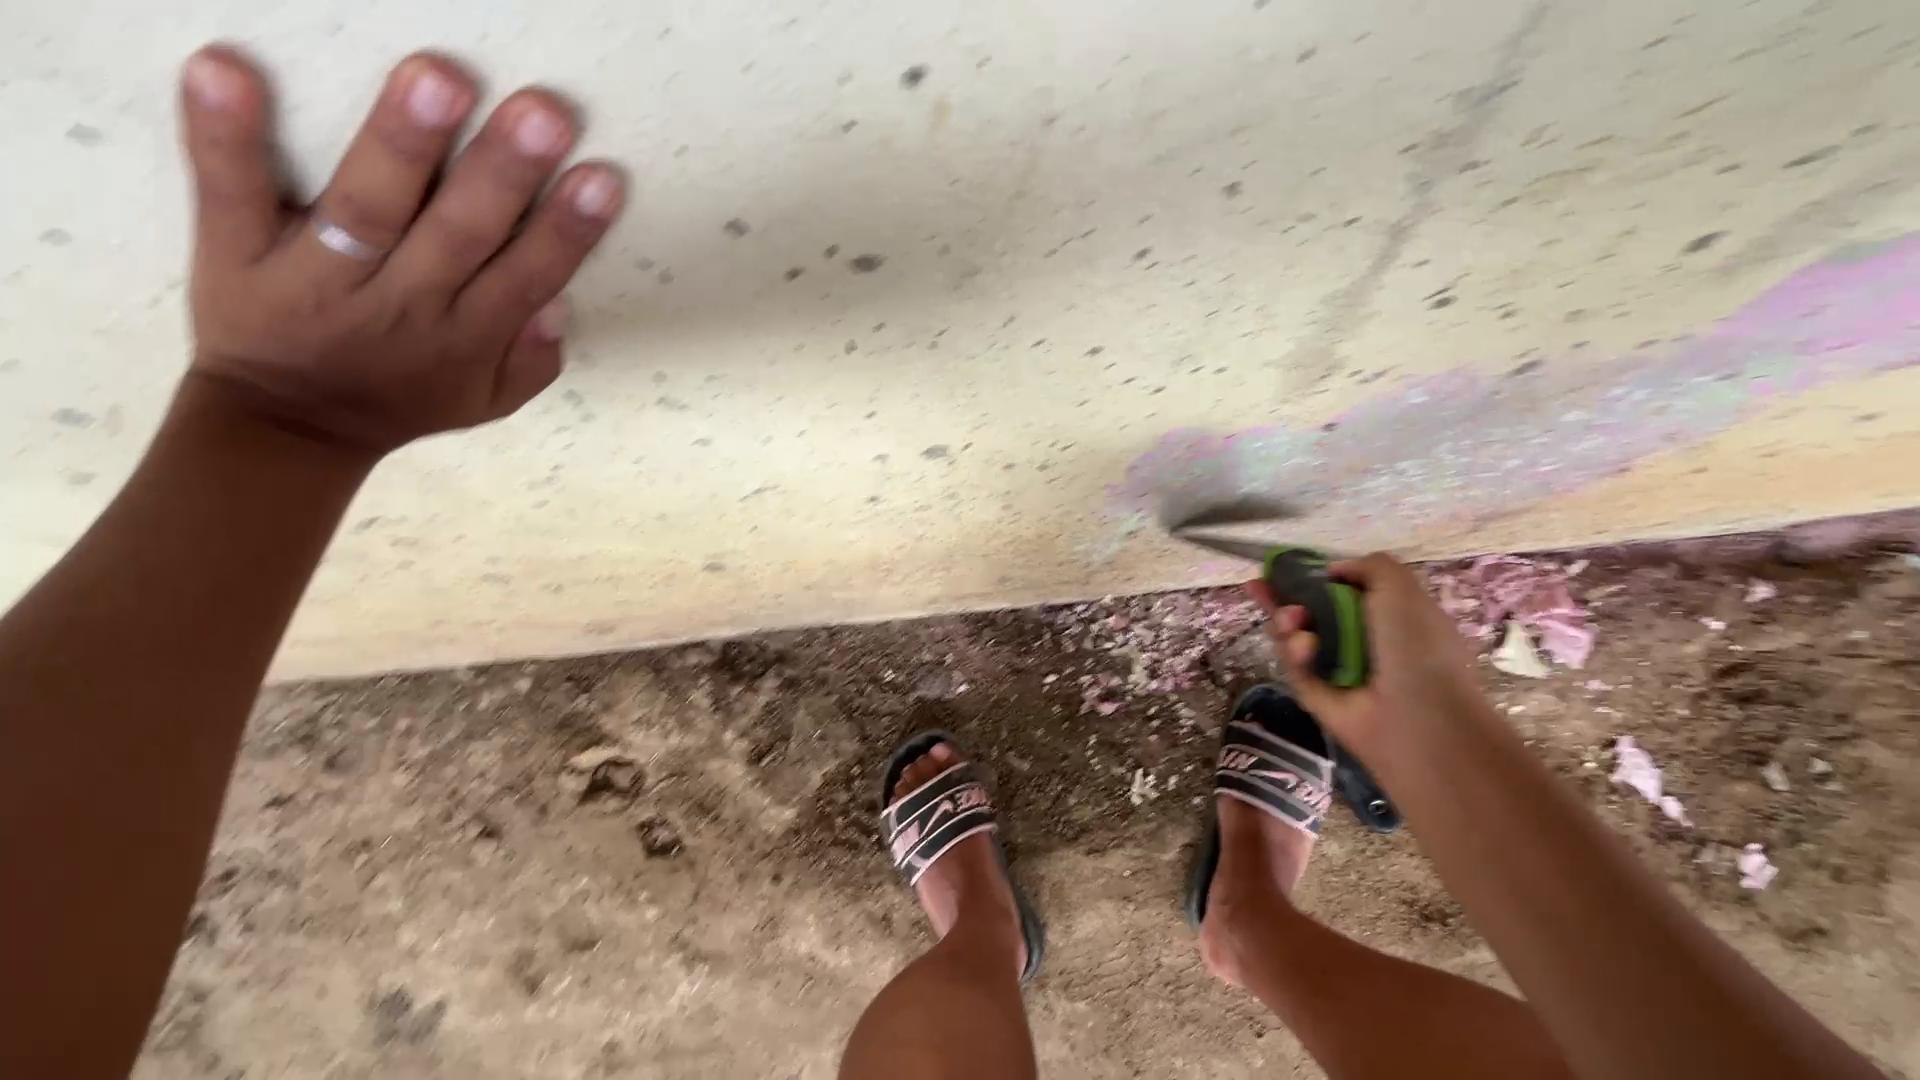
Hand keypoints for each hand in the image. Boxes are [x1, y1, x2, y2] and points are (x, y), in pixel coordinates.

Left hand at [177, 46, 623, 454]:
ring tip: (438, 80)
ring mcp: (318, 277)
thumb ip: (535, 357)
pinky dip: (223, 136)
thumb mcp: (492, 399)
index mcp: (467, 335)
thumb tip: (560, 301)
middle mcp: (403, 304)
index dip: (566, 231)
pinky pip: (231, 193)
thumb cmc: (407, 399)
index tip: (600, 180)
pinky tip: (228, 72)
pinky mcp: (237, 252)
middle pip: (460, 234)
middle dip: (503, 174)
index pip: (528, 277)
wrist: (291, 427)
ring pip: (367, 209)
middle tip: (543, 113)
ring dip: (401, 145)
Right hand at [1250, 552, 1490, 756]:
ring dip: (1287, 621)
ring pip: (1295, 634)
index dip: (1312, 577)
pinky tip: (1305, 649)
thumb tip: (1333, 572)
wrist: (1417, 716)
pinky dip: (1294, 652)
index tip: (1282, 568)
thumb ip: (1369, 566)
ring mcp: (1335, 667)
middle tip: (1261, 588)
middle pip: (1308, 610)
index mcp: (1387, 615)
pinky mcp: (1315, 692)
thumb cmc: (1416, 646)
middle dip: (1283, 596)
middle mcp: (1360, 639)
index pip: (1340, 590)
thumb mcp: (1402, 589)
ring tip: (1293, 622)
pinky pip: (1294, 665)